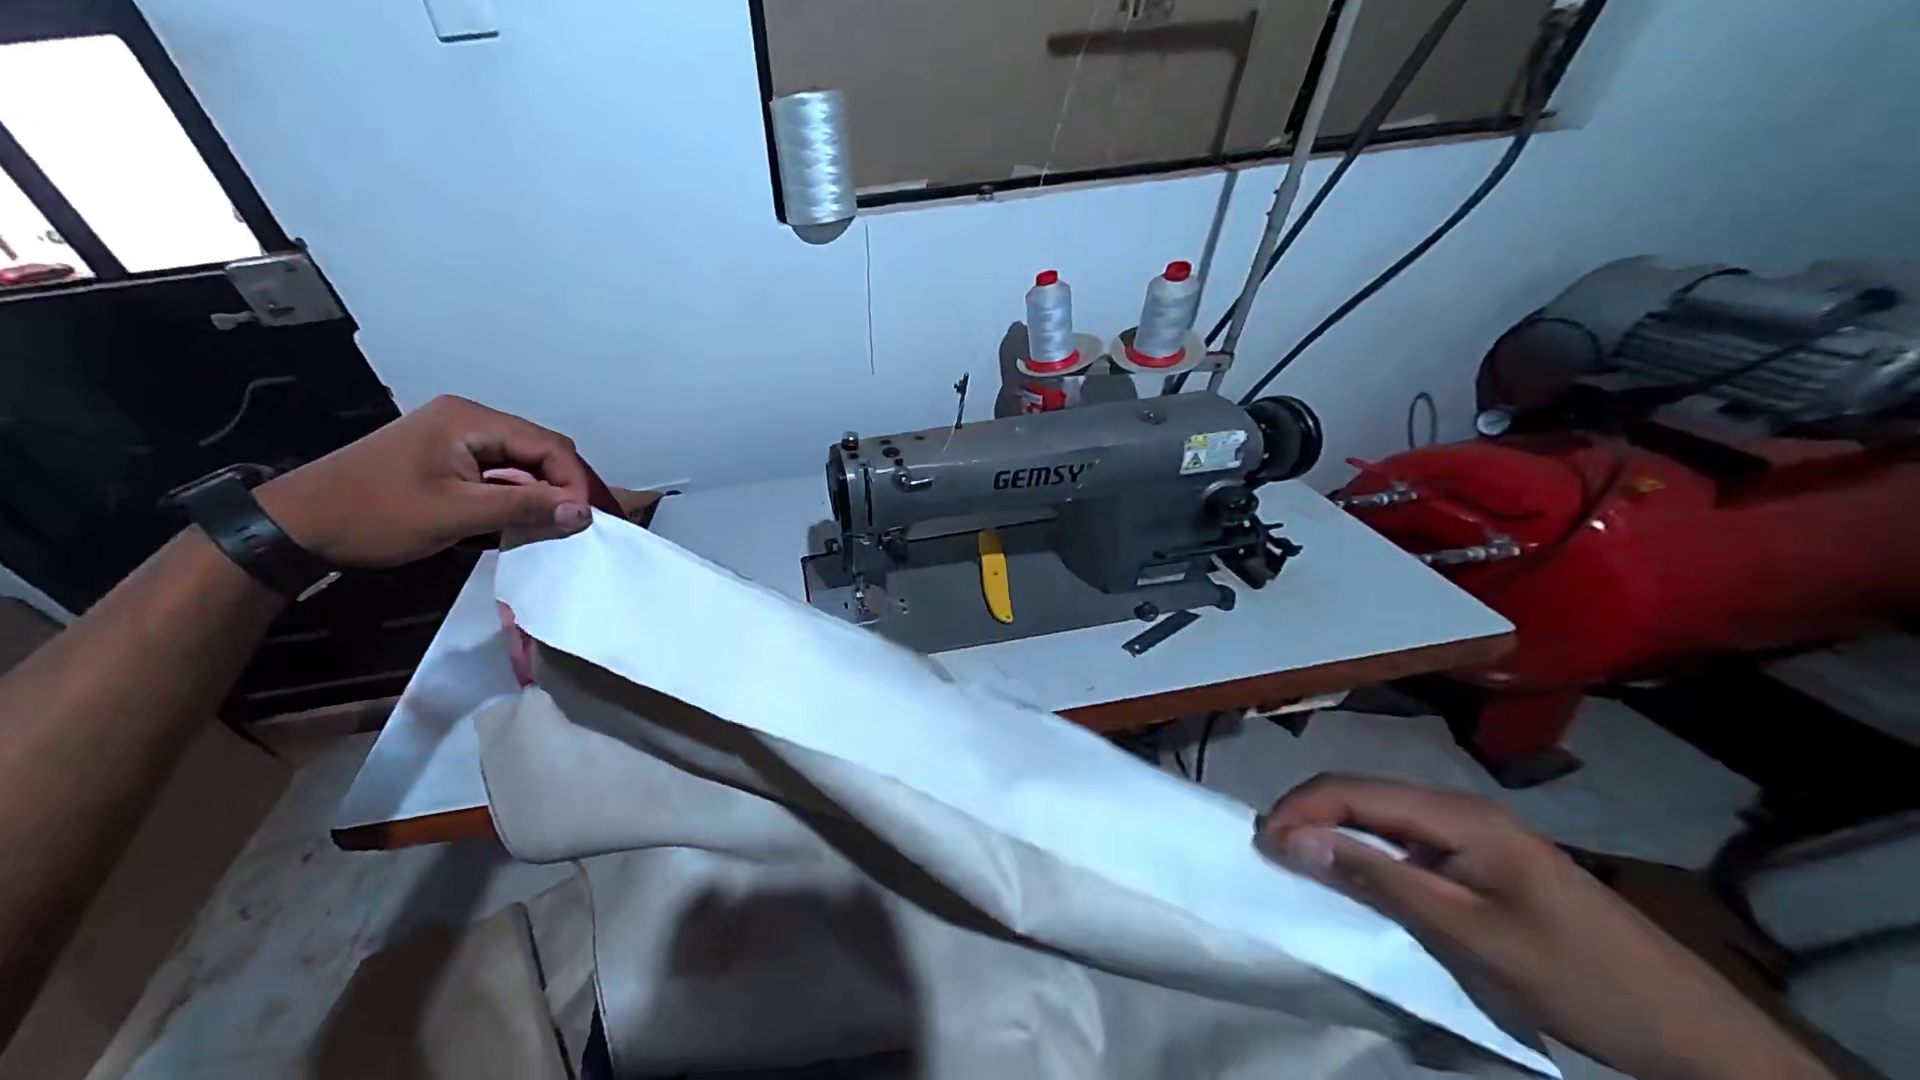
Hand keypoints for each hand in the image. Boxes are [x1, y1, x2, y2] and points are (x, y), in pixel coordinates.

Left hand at [255, 395, 593, 568]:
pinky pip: (501, 476)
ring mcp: (458, 440)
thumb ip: (525, 508)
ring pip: (523, 466)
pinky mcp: (449, 460)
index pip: (548, 444)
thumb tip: (583, 513)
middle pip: (540, 451)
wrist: (294, 527)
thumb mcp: (455, 514)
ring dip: (539, 497)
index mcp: (469, 420)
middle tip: (572, 526)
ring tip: (549, 529)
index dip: (574, 481)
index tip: (582, 521)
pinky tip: (519, 524)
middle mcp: (469, 421)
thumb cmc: (373, 515)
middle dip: (561, 488)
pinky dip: (516, 500)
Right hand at [1259, 776, 1831, 1079]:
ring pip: (1379, 815)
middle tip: (1270, 853)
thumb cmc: (1578, 978)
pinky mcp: (1481, 857)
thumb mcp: (1469, 934)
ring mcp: (1473, 831)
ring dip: (1333, 832)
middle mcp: (1461, 808)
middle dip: (1309, 815)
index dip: (1300, 810)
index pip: (1354, 790)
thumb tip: (1294, 839)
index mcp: (1459, 814)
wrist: (1694, 1031)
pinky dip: (1365, 852)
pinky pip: (1403, 840)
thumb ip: (1378, 880)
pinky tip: (1353, 875)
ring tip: (1299, 862)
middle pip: (1362, 794)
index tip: (1261, 845)